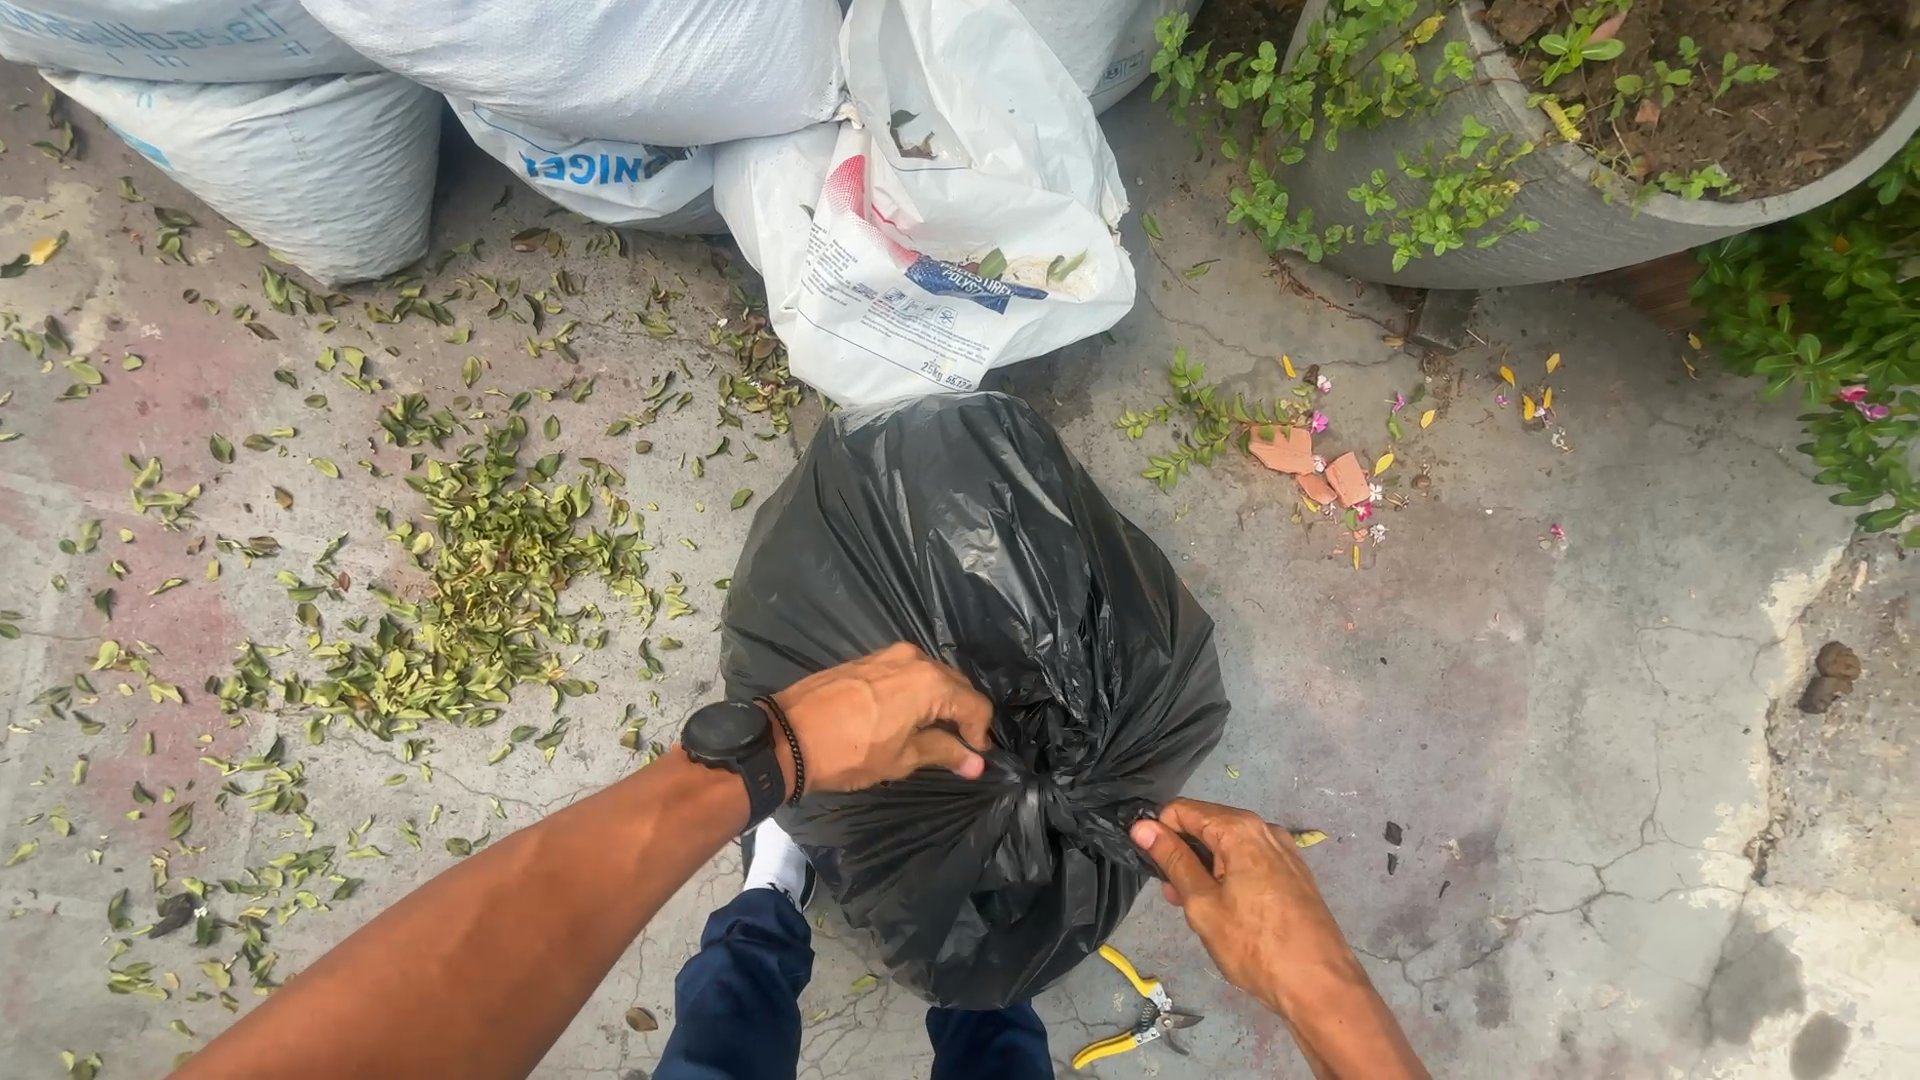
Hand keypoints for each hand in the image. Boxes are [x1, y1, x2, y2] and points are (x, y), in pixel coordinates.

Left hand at [774, 643, 993, 791]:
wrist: (787, 735)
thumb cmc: (850, 752)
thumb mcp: (902, 758)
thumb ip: (944, 752)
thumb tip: (977, 761)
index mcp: (930, 681)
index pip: (975, 704)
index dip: (981, 733)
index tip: (977, 758)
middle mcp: (915, 658)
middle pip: (956, 685)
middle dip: (963, 716)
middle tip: (961, 749)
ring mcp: (889, 654)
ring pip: (932, 676)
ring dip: (941, 703)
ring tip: (936, 734)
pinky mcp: (869, 659)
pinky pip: (908, 673)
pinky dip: (918, 693)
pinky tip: (910, 716)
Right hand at [1131, 798, 1362, 1015]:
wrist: (1323, 990)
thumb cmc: (1255, 946)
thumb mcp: (1202, 903)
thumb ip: (1172, 859)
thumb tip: (1142, 826)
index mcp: (1239, 828)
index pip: (1181, 810)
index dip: (1160, 834)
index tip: (1155, 868)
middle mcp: (1263, 829)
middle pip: (1206, 825)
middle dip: (1184, 855)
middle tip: (1177, 898)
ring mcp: (1283, 850)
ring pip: (1227, 846)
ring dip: (1206, 870)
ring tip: (1203, 912)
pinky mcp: (1293, 873)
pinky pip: (1249, 861)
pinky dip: (1230, 877)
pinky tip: (1231, 912)